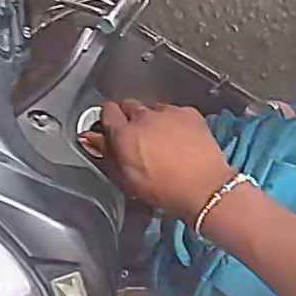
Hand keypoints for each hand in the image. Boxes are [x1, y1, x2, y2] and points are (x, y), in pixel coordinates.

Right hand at [82, 100, 234, 221]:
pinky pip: (174, 111)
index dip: (108, 120)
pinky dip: (173, 120)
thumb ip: (107, 154)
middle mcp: (144, 117)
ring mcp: (168, 112)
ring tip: (160, 140)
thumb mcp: (127, 178)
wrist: (204, 188)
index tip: (112, 128)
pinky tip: (178, 138)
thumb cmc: (164, 190)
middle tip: (137, 138)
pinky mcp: (189, 113)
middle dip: (130, 119)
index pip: (107, 111)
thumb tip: (91, 139)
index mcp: (124, 134)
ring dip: (151, 119)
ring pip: (152, 108)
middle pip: (129, 106)